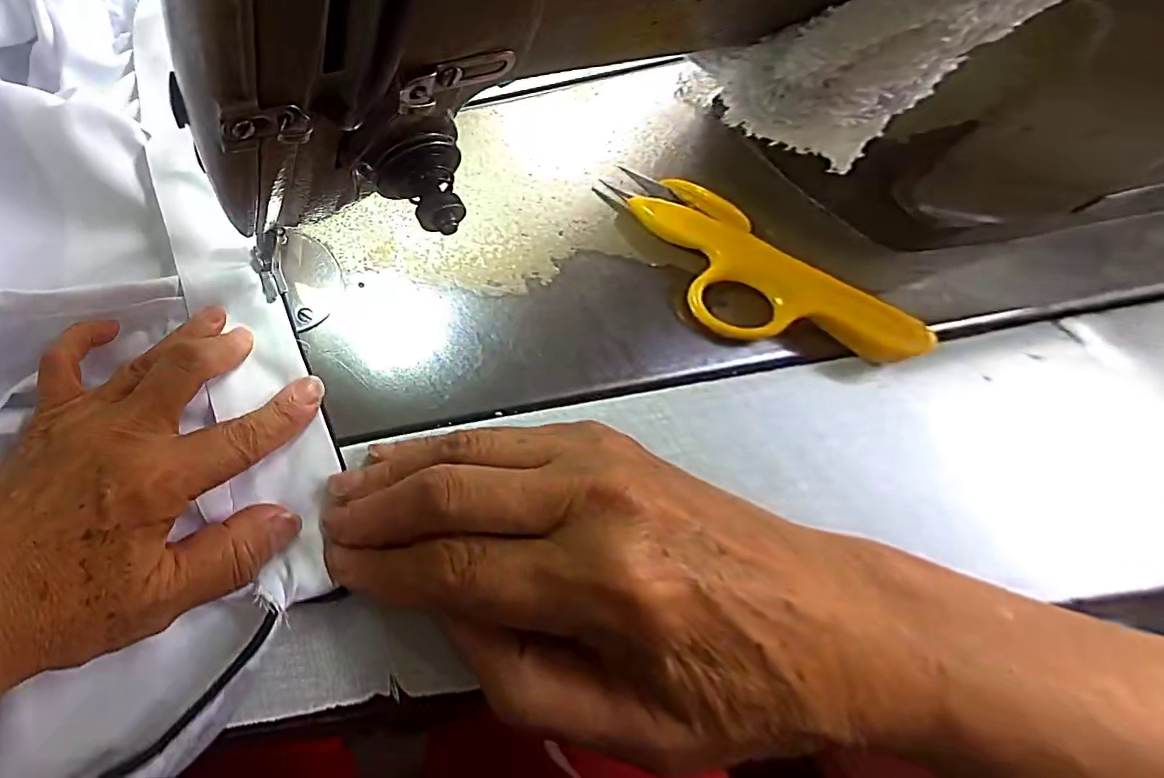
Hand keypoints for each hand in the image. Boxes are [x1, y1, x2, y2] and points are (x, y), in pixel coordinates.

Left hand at [0, 309, 321, 777]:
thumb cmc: (72, 607)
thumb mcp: (160, 600)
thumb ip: (226, 556)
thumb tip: (283, 517)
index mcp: (158, 481)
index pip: (237, 441)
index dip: (280, 415)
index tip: (310, 388)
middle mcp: (125, 435)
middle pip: (183, 373)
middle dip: (221, 350)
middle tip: (244, 337)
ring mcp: (82, 419)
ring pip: (140, 362)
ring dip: (179, 337)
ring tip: (209, 317)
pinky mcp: (46, 418)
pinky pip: (63, 363)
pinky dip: (85, 337)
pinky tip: (108, 326)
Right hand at [321, 422, 934, 773]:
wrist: (832, 613)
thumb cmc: (739, 687)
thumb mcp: (634, 727)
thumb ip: (516, 678)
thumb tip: (443, 609)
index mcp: (605, 582)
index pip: (459, 569)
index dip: (389, 571)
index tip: (344, 569)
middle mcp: (590, 500)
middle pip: (448, 495)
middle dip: (377, 512)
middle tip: (331, 523)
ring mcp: (591, 454)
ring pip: (462, 452)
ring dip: (396, 471)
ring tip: (349, 487)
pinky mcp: (593, 436)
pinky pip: (493, 436)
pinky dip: (437, 448)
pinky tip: (404, 459)